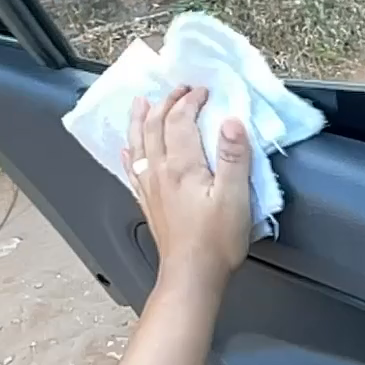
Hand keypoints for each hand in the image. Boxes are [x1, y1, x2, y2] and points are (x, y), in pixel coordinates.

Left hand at [124, 85, 251, 293]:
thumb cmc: (217, 240)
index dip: (191, 100)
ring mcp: (150, 187)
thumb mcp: (235, 197)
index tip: (205, 91)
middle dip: (167, 102)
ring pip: (139, 143)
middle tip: (181, 89)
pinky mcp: (148, 203)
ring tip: (141, 103)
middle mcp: (160, 172)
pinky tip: (128, 149)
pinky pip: (133, 170)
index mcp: (182, 166)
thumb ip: (234, 157)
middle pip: (156, 125)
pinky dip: (130, 152)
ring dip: (140, 119)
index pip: (181, 120)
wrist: (192, 275)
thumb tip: (232, 122)